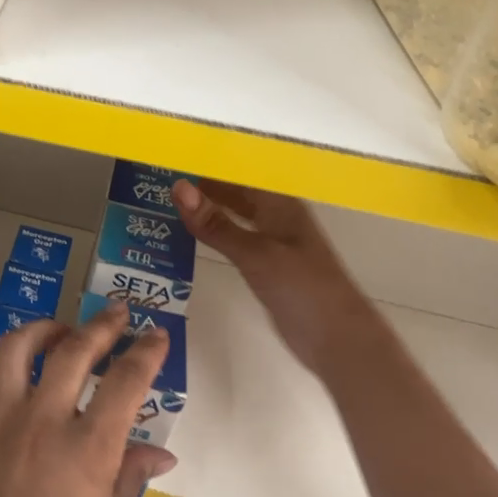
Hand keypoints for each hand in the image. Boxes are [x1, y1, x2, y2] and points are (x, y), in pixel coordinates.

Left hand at [0, 303, 175, 496]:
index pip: (124, 382)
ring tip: (62, 332)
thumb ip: (130, 478)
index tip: (156, 334)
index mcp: (86, 452)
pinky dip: (9, 370)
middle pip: (72, 351)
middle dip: (100, 326)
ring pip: (16, 350)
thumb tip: (157, 451)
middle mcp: (40, 425)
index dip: (145, 352)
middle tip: (117, 315)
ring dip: (44, 331)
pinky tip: (22, 379)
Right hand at [170, 179, 376, 376]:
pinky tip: (189, 239)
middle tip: (159, 180)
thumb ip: (216, 223)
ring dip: (207, 210)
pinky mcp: (267, 267)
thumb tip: (177, 187)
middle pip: (237, 192)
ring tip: (166, 204)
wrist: (338, 339)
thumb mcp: (255, 252)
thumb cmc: (302, 288)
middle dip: (204, 186)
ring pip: (234, 216)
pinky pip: (234, 240)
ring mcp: (273, 243)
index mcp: (280, 204)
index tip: (172, 157)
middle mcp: (277, 217)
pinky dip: (213, 235)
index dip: (211, 163)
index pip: (240, 172)